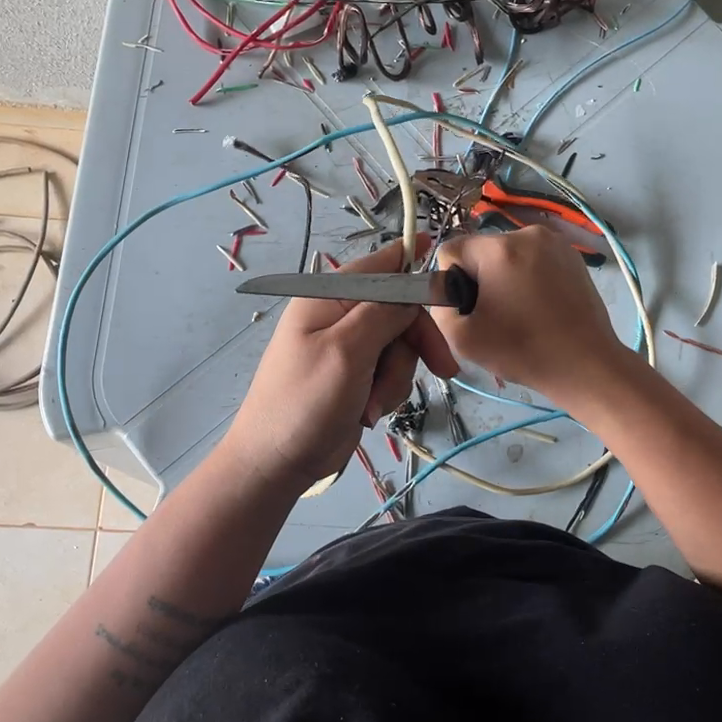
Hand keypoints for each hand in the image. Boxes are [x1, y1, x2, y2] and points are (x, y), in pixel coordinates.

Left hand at [225, 237, 458, 489]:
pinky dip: (387, 391)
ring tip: (372, 403)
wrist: (277, 463)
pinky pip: (391, 371)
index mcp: (327, 298)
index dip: (411, 259)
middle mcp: (339, 316)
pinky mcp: (357, 376)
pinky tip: (368, 411)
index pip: (379, 265)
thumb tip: (412, 288)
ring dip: (396, 377)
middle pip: (399, 311)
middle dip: (416, 343)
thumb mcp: (346, 351)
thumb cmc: (305, 402)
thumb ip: (383, 314)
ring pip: (400, 346)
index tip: (443, 263)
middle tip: (444, 369)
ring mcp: (348, 348)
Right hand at [430, 226, 628, 402]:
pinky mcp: (571, 255)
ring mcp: (554, 241)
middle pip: (481, 250)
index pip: (451, 250)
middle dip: (480, 278)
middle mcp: (527, 233)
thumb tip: (443, 286)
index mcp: (499, 248)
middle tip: (496, 316)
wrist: (585, 365)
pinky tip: (539, 306)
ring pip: (507, 255)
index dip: (452, 282)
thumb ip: (438, 305)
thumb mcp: (462, 337)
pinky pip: (532, 258)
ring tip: (519, 313)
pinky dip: (528, 277)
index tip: (472, 309)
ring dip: (503, 278)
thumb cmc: (523, 352)